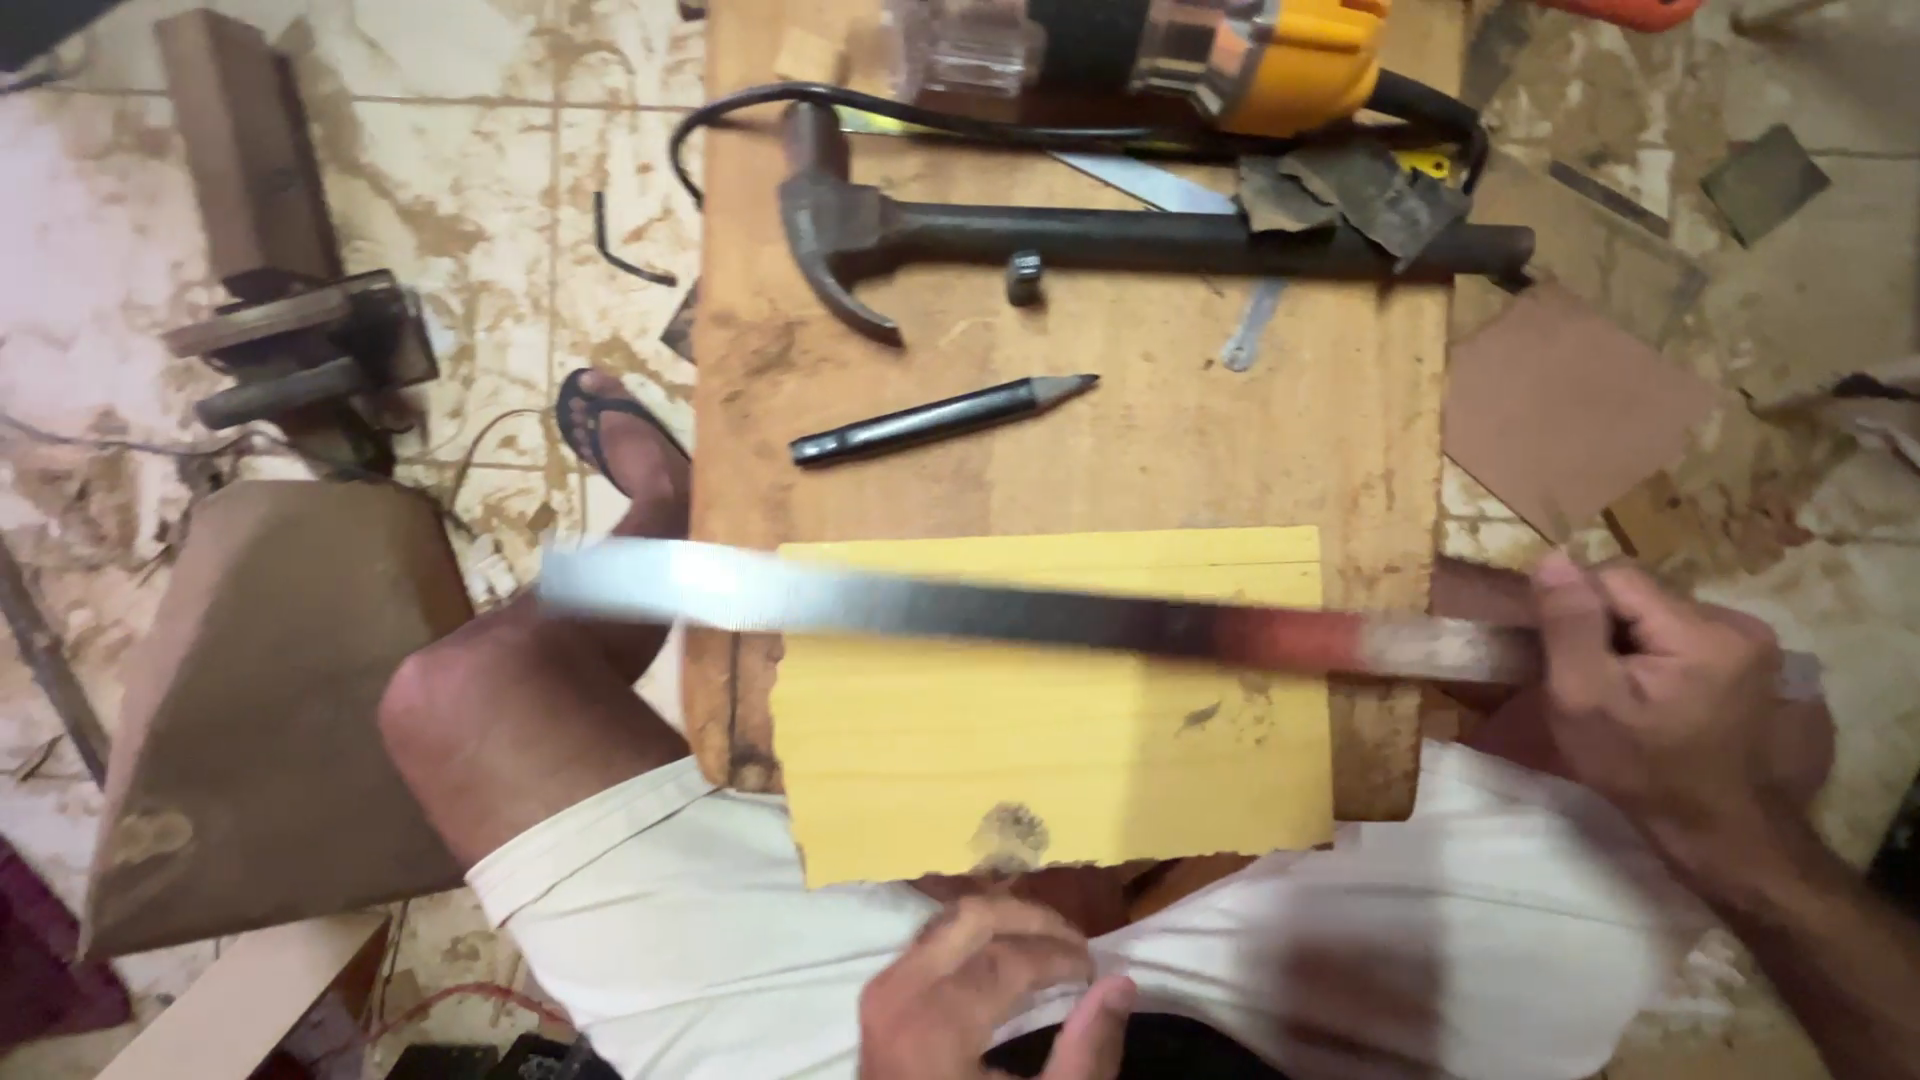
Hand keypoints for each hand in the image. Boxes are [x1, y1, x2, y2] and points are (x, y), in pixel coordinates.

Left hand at [859, 895, 1136, 1079]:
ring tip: (1048, 943)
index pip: (1008, 958)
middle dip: (1033, 919)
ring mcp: (883, 985)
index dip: (1059, 954)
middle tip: (1076, 943)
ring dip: (1004, 920)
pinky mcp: (880, 989)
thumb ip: (1086, 1055)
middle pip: (975, 916)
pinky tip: (1008, 950)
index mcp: (936, 1025)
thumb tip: (1121, 983)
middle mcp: (900, 989)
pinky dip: (975, 933)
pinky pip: (932, 935)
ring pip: (951, 917)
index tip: (1095, 966)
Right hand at [1528, 552, 1796, 891]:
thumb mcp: (1583, 697)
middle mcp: (1740, 625)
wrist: (1719, 832)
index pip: (1613, 578)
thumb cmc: (1640, 768)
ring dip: (1624, 640)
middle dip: (1601, 626)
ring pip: (1657, 613)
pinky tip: (1650, 695)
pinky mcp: (1754, 664)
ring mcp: (1754, 645)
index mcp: (1702, 632)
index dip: (1574, 610)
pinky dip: (1652, 654)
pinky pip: (1680, 634)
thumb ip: (1567, 624)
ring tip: (1618, 691)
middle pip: (1638, 595)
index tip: (1562, 655)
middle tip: (1588, 679)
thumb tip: (1551, 558)